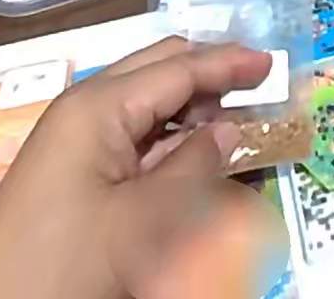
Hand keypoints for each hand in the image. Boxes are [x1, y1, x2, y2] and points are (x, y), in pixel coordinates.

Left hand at [0, 38, 283, 298]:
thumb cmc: (62, 270)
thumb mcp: (140, 224)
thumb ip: (193, 168)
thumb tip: (231, 130)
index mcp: (99, 105)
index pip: (178, 67)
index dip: (227, 62)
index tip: (271, 63)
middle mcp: (88, 108)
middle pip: (161, 71)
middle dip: (209, 75)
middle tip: (256, 89)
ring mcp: (77, 139)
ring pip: (149, 105)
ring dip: (191, 111)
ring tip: (233, 125)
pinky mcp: (74, 171)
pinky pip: (133, 139)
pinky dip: (169, 142)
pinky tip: (193, 156)